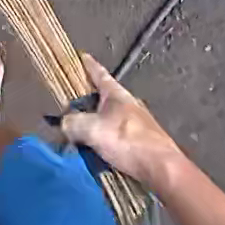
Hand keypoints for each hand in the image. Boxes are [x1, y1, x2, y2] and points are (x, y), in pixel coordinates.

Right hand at [61, 54, 188, 191]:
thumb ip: (73, 123)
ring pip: (111, 118)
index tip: (83, 56)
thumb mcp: (92, 129)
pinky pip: (117, 136)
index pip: (100, 74)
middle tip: (73, 102)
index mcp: (117, 94)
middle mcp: (128, 105)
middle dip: (89, 99)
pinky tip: (98, 150)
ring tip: (82, 131)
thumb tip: (63, 123)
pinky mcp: (142, 142)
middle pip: (105, 97)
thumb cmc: (127, 141)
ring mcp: (138, 123)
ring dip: (97, 122)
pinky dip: (105, 139)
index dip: (89, 65)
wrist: (161, 168)